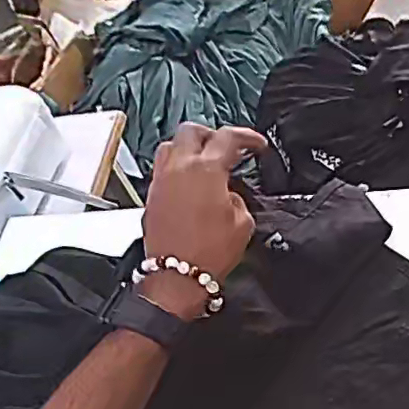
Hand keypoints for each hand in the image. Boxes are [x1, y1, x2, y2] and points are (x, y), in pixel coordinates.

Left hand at [139, 122, 265, 319]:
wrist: (177, 278)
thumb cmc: (208, 253)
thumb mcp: (242, 225)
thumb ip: (239, 200)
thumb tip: (230, 195)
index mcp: (206, 170)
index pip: (228, 138)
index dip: (247, 137)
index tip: (257, 145)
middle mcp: (179, 168)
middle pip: (193, 131)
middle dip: (213, 135)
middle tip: (227, 149)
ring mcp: (161, 180)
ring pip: (172, 145)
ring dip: (190, 147)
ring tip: (204, 162)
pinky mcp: (151, 196)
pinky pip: (163, 168)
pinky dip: (178, 168)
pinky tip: (189, 183)